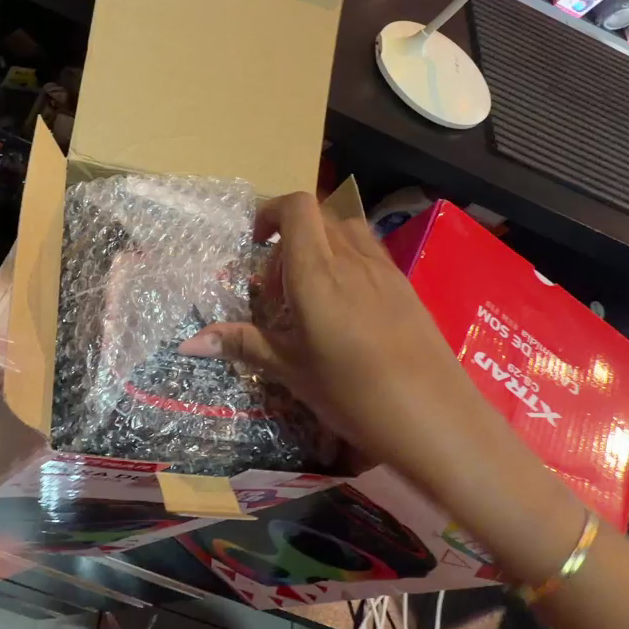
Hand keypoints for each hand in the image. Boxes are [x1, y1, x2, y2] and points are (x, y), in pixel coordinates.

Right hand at [179, 193, 496, 486]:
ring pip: (345, 229)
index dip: (270, 211)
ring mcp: (384, 270)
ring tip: (310, 292)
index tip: (255, 243)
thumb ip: (244, 344)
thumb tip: (188, 342)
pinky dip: (347, 261)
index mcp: (316, 274)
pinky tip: (346, 309)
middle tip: (278, 284)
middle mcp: (351, 260)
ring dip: (320, 244)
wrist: (439, 421)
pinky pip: (368, 252)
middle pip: (318, 214)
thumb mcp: (292, 372)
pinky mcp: (406, 287)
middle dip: (289, 234)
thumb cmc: (355, 396)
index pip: (295, 208)